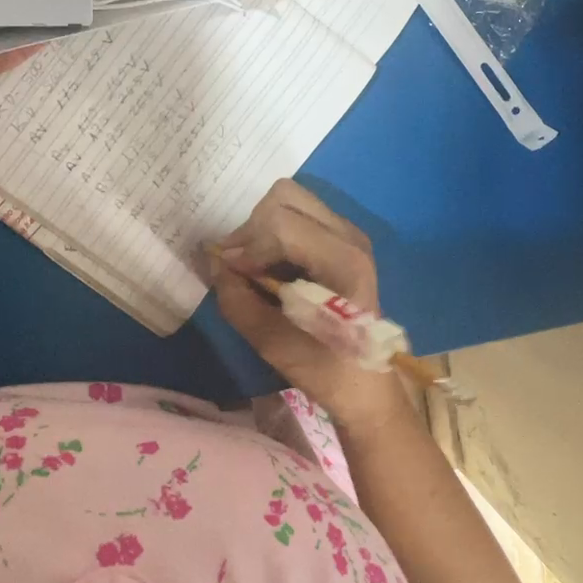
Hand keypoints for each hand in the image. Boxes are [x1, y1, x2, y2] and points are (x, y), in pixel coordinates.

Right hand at [211, 180, 406, 431]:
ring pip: (289, 200)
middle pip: (285, 198)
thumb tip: (213, 263)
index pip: (281, 224)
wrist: (368, 385)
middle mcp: (349, 236)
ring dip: (261, 228)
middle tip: (238, 264)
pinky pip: (297, 214)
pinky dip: (273, 232)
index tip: (229, 273)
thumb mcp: (273, 344)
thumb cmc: (326, 369)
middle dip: (253, 228)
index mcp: (343, 262)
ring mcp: (348, 233)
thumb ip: (238, 301)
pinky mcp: (340, 237)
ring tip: (252, 265)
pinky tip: (270, 265)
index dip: (246, 245)